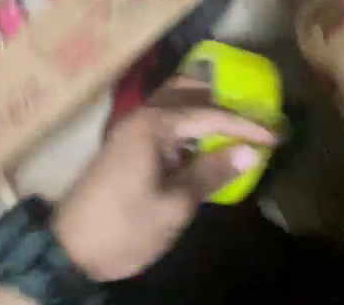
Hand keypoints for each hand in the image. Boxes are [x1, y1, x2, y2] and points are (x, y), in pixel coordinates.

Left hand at [50, 79, 274, 281]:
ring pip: (177, 100)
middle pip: (192, 90)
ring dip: (206, 107)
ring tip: (234, 124)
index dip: (247, 125)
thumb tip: (250, 151)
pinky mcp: (128, 142)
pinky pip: (167, 116)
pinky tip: (203, 140)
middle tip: (256, 115)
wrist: (66, 253)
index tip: (277, 134)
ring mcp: (133, 126)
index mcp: (156, 124)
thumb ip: (212, 172)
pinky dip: (189, 121)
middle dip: (226, 100)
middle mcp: (144, 114)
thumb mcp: (174, 206)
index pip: (213, 114)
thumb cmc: (124, 227)